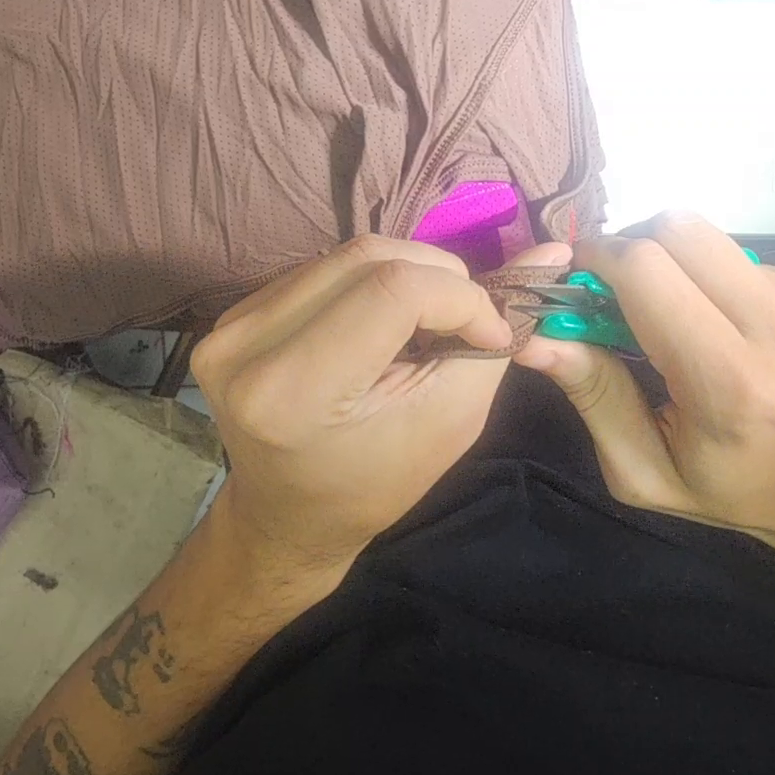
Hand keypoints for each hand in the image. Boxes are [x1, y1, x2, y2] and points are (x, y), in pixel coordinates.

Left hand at [194, 236, 574, 575]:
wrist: (287, 519)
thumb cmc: (373, 487)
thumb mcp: (447, 424)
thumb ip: (490, 341)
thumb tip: (545, 256)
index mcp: (294, 391)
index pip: (393, 291)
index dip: (461, 297)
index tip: (493, 331)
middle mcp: (247, 348)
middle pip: (367, 258)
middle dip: (438, 276)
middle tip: (467, 319)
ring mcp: (229, 327)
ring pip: (344, 256)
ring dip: (405, 274)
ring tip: (428, 322)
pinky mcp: (230, 317)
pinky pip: (320, 271)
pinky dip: (368, 283)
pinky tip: (383, 323)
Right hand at [515, 214, 774, 574]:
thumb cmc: (745, 496)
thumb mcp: (648, 473)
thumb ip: (594, 397)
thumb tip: (534, 338)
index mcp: (730, 382)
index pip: (646, 270)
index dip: (597, 259)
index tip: (576, 279)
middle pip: (677, 229)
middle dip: (631, 248)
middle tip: (615, 292)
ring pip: (710, 238)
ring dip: (672, 263)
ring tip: (673, 318)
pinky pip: (743, 258)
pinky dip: (712, 280)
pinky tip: (722, 328)